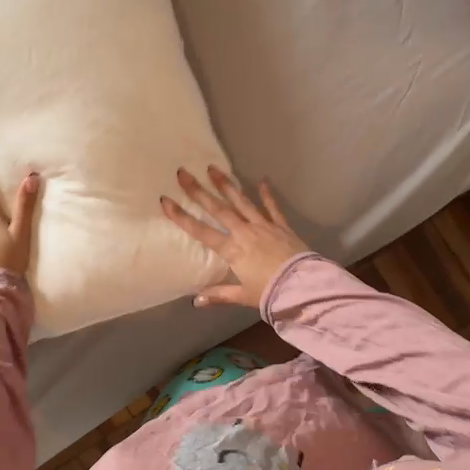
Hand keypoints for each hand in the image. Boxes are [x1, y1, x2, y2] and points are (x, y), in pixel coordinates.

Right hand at [160, 166, 309, 307]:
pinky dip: (267, 195)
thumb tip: (195, 301)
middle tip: (183, 173)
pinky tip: (263, 181)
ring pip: (241, 202)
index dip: (181, 216)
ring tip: (213, 169)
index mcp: (231, 250)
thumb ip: (218, 296)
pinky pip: (273, 207)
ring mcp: (264, 226)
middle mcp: (244, 232)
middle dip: (198, 190)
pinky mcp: (281, 226)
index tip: (165, 201)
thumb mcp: (242, 296)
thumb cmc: (270, 293)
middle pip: (218, 208)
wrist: (303, 286)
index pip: (200, 231)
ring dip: (226, 184)